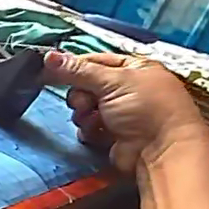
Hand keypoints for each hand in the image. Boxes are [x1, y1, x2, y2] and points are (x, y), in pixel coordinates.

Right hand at [42, 50, 207, 171]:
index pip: (95, 61)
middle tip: (85, 103)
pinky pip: (88, 127)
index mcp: (133, 68)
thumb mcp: (112, 82)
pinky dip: (89, 130)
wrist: (160, 151)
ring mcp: (119, 112)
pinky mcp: (111, 134)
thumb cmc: (145, 109)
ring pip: (84, 108)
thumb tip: (48, 56)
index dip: (74, 66)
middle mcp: (126, 88)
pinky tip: (97, 133)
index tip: (51, 71)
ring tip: (94, 120)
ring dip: (84, 114)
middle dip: (80, 95)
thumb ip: (78, 71)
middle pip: (86, 85)